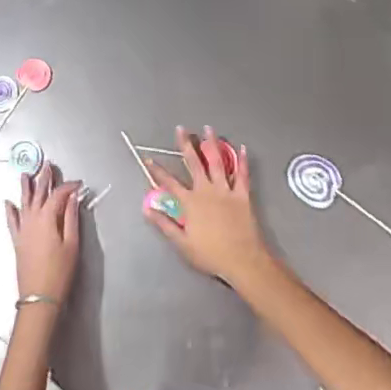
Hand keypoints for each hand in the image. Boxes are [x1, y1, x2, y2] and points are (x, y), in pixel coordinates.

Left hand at [5, 162, 83, 306]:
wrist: (39, 296)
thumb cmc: (60, 271)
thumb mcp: (72, 245)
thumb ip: (71, 219)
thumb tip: (72, 198)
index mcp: (47, 218)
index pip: (58, 195)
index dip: (68, 187)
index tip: (79, 184)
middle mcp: (32, 219)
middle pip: (38, 194)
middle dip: (44, 179)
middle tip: (47, 164)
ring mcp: (22, 229)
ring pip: (23, 203)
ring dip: (25, 188)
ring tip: (25, 174)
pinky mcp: (17, 240)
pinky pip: (12, 220)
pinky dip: (10, 210)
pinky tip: (8, 202)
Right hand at [142, 126, 274, 283]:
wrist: (243, 260)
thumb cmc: (211, 254)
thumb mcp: (182, 243)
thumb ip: (164, 224)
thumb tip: (147, 209)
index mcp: (190, 202)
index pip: (169, 182)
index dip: (157, 171)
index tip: (149, 159)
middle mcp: (206, 191)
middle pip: (193, 163)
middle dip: (186, 145)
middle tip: (181, 129)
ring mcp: (225, 191)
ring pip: (217, 162)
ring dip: (212, 144)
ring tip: (208, 129)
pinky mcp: (242, 195)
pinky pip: (242, 174)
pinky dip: (242, 161)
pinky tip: (241, 148)